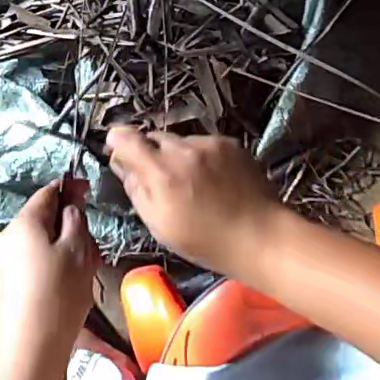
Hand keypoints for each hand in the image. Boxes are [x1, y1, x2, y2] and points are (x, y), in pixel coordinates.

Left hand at [0, 179, 96, 379]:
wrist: (21, 362)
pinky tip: (65, 301)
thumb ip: (76, 221)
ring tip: (81, 283)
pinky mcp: (2, 294)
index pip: (47, 192)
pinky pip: (32, 271)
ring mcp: (1, 268)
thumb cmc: (55, 300)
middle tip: (91, 254)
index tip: (88, 190)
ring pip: (40, 248)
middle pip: (43, 222)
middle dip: (70, 230)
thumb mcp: (78, 253)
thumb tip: (69, 208)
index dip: (69, 188)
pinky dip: (51, 276)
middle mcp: (5, 241)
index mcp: (22, 224)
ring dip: (64, 255)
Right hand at [106, 127, 289, 273]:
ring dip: (177, 156)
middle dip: (151, 154)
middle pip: (153, 138)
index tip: (117, 148)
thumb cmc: (206, 241)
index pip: (126, 138)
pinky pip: (203, 144)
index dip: (117, 140)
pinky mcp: (229, 143)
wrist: (262, 237)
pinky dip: (200, 157)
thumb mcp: (159, 225)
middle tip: (160, 179)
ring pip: (179, 142)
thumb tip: (121, 164)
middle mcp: (182, 150)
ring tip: (192, 184)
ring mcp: (209, 144)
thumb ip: (136, 190)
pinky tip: (212, 180)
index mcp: (161, 173)